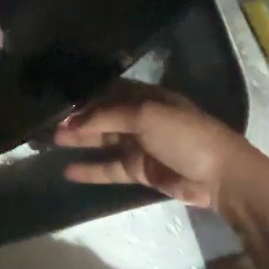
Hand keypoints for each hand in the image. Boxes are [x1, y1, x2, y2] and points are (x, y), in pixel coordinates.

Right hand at [54, 81, 263, 209]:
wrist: (221, 176)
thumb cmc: (185, 135)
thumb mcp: (145, 116)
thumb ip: (106, 117)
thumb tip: (73, 121)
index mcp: (145, 97)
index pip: (107, 92)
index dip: (83, 96)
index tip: (57, 100)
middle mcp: (140, 118)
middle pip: (101, 116)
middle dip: (76, 119)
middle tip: (47, 123)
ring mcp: (139, 145)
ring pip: (102, 141)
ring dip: (79, 141)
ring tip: (51, 141)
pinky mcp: (140, 170)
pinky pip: (109, 168)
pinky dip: (90, 170)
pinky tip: (68, 171)